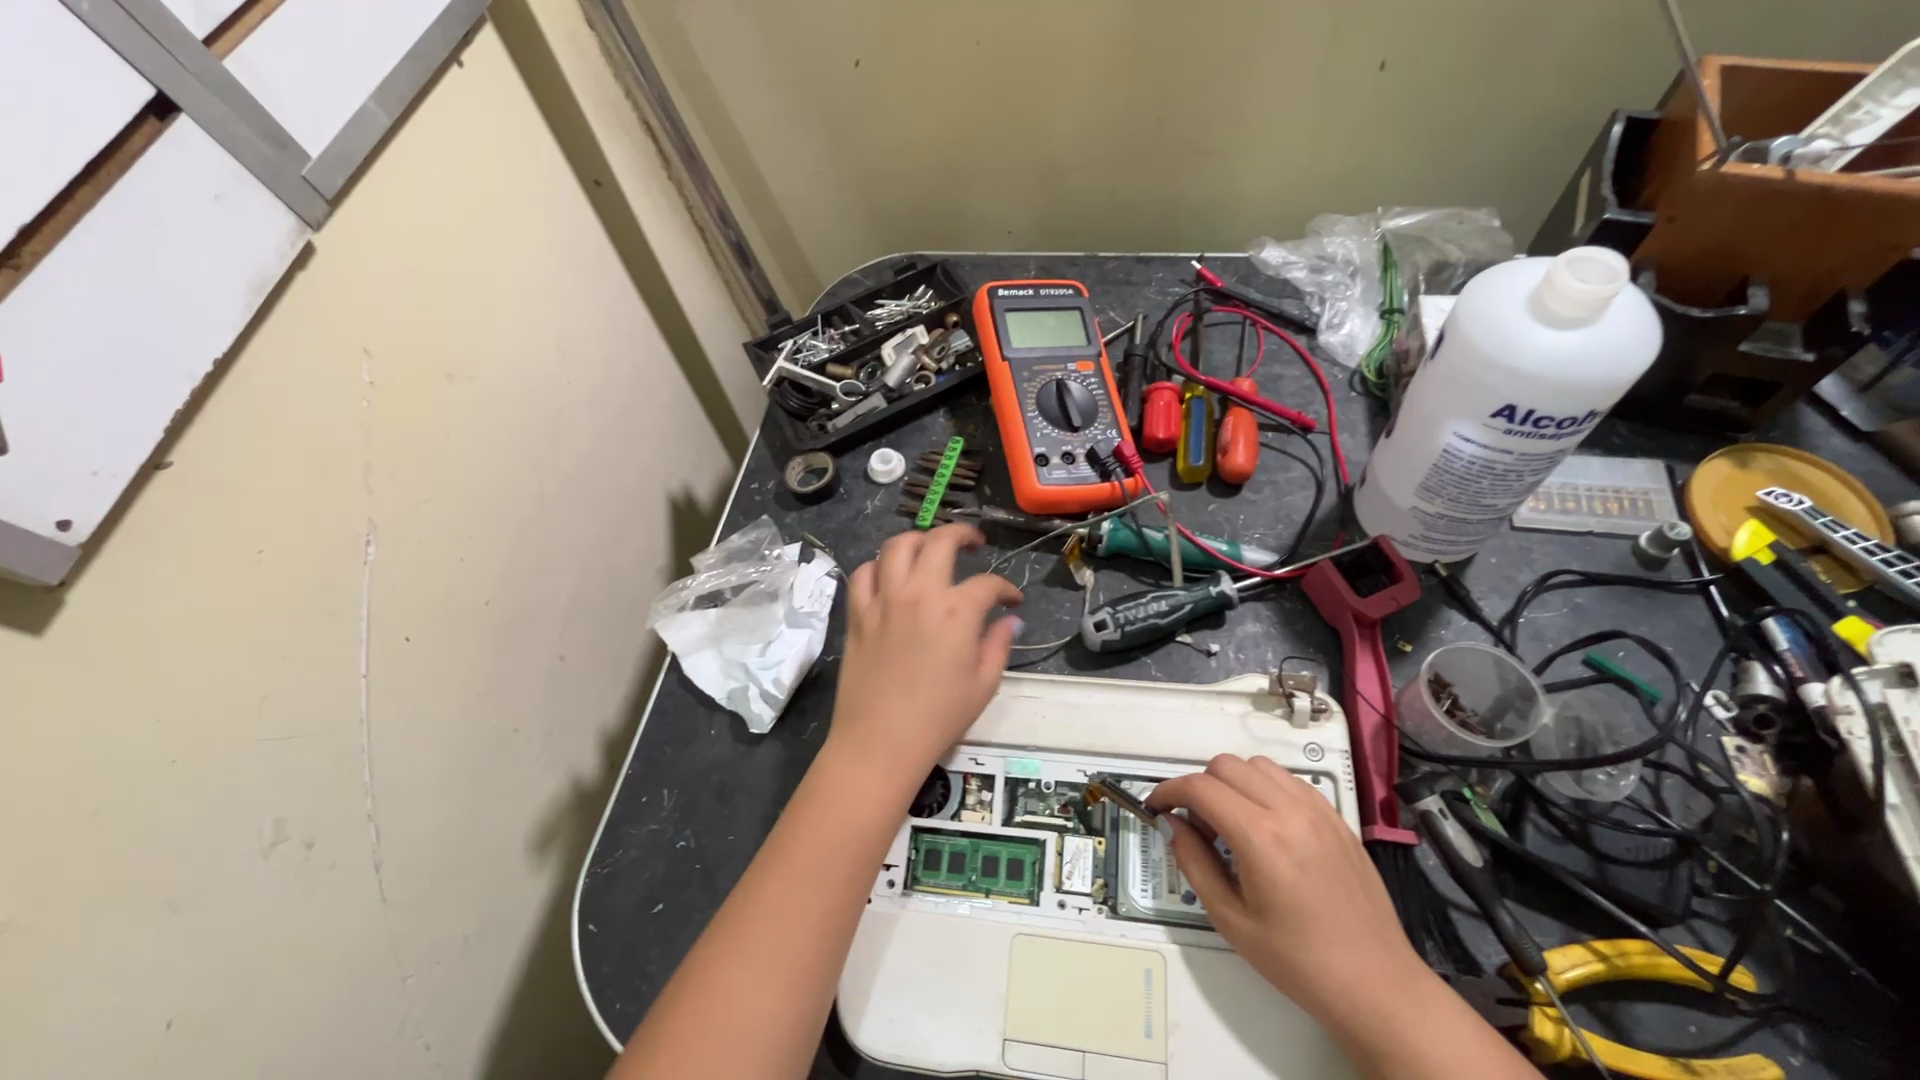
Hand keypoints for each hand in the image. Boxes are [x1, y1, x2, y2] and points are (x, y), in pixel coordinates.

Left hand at [826, 525, 1022, 775]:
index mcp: (956, 612)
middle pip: (940, 541)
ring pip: (897, 546)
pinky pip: (863, 573)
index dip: (1006, 589)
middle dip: (963, 534)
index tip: (1013, 601)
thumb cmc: (938, 719)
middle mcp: (919, 594)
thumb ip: (998, 646)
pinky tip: (889, 576)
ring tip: (930, 549)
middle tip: (974, 544)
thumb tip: (1010, 621)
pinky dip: (878, 567)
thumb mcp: (983, 686)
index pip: (988, 584)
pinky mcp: (857, 614)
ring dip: (918, 540)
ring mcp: (883, 600)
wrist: (879, 742)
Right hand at [1148, 755, 1424, 1020]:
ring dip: (1233, 783)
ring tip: (1231, 826)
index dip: (1169, 791)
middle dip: (1199, 787)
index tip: (1157, 808)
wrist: (1373, 982)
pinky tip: (1265, 827)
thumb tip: (1173, 825)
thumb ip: (1195, 862)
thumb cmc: (1298, 961)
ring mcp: (1319, 811)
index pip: (1201, 788)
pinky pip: (1290, 781)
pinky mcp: (1337, 819)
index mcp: (1261, 837)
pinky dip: (1265, 789)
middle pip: (1227, 765)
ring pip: (1259, 765)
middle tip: (1196, 827)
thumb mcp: (1231, 919)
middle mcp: (1291, 811)